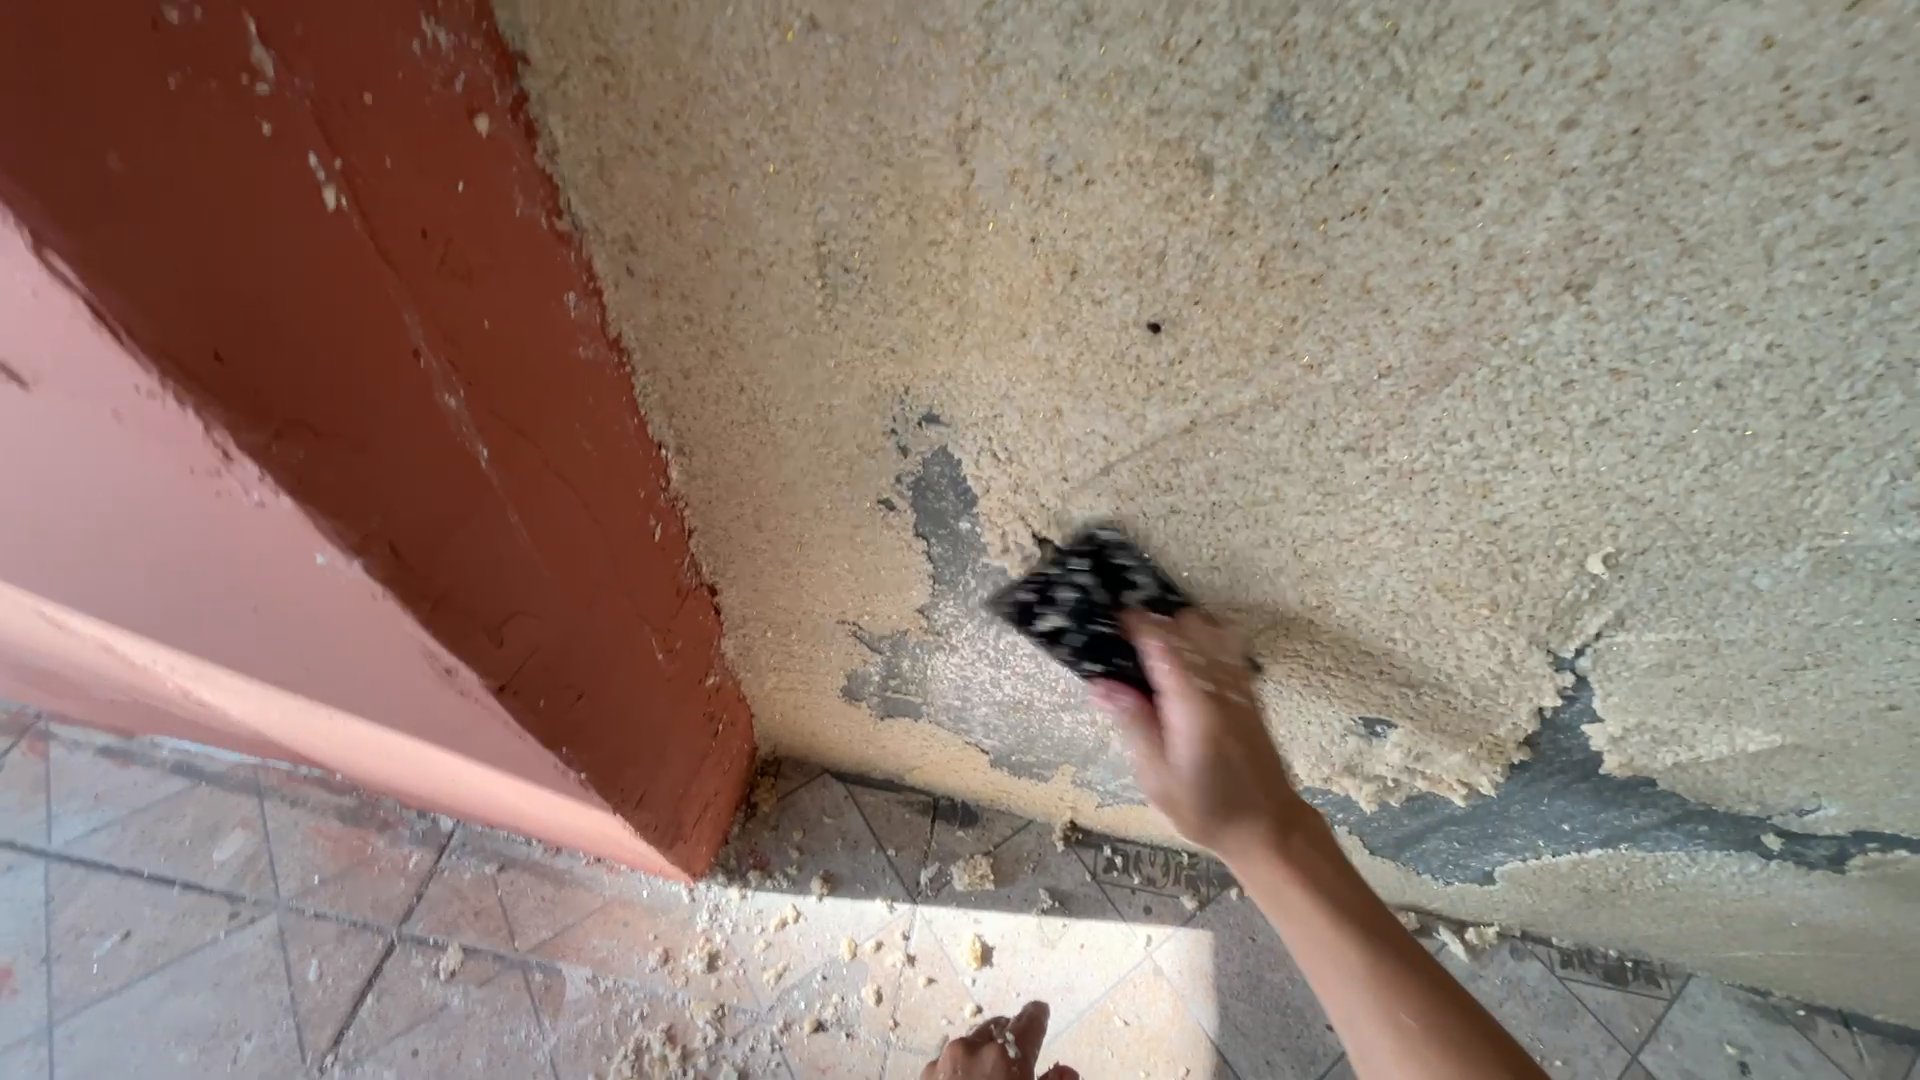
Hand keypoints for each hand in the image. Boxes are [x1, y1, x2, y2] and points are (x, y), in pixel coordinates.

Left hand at [920, 1001, 1077, 1079]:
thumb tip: (1067, 1072)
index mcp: (1004, 1057)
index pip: (1029, 1022)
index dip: (1038, 1017)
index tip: (1042, 1013)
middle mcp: (971, 1049)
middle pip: (998, 1029)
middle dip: (1010, 1039)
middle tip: (1019, 1058)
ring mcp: (943, 1062)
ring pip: (972, 1042)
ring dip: (985, 1053)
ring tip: (993, 1078)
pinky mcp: (925, 1077)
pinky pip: (951, 1062)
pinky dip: (964, 1068)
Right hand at [1090, 609, 1313, 856]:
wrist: (1268, 826)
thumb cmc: (1205, 807)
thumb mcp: (1157, 776)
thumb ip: (1134, 723)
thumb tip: (1100, 684)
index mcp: (1193, 704)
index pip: (1163, 643)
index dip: (1136, 623)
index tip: (1112, 619)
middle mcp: (1219, 685)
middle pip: (1189, 625)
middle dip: (1156, 624)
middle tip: (1128, 643)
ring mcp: (1239, 685)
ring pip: (1211, 628)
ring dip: (1181, 628)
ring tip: (1155, 649)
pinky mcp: (1248, 691)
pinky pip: (1227, 646)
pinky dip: (1203, 638)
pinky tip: (1185, 658)